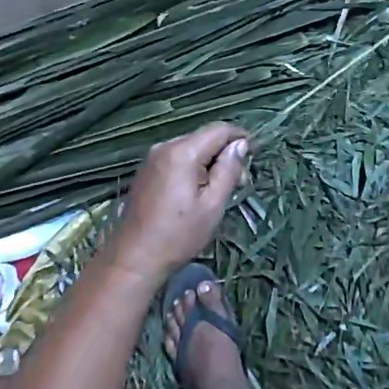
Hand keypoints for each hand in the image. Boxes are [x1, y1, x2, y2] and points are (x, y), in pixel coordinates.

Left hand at [107, 122, 250, 281]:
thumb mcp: (212, 205)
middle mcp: (165, 146)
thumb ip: (228, 170)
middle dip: (225, 152)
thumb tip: (240, 144)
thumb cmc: (178, 235)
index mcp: (182, 152)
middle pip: (204, 137)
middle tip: (240, 181)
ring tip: (220, 188)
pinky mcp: (147, 170)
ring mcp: (152, 157)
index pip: (219, 129)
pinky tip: (198, 189)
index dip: (240, 137)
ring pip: (191, 147)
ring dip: (210, 160)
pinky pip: (177, 157)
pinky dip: (193, 166)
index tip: (255, 155)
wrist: (134, 258)